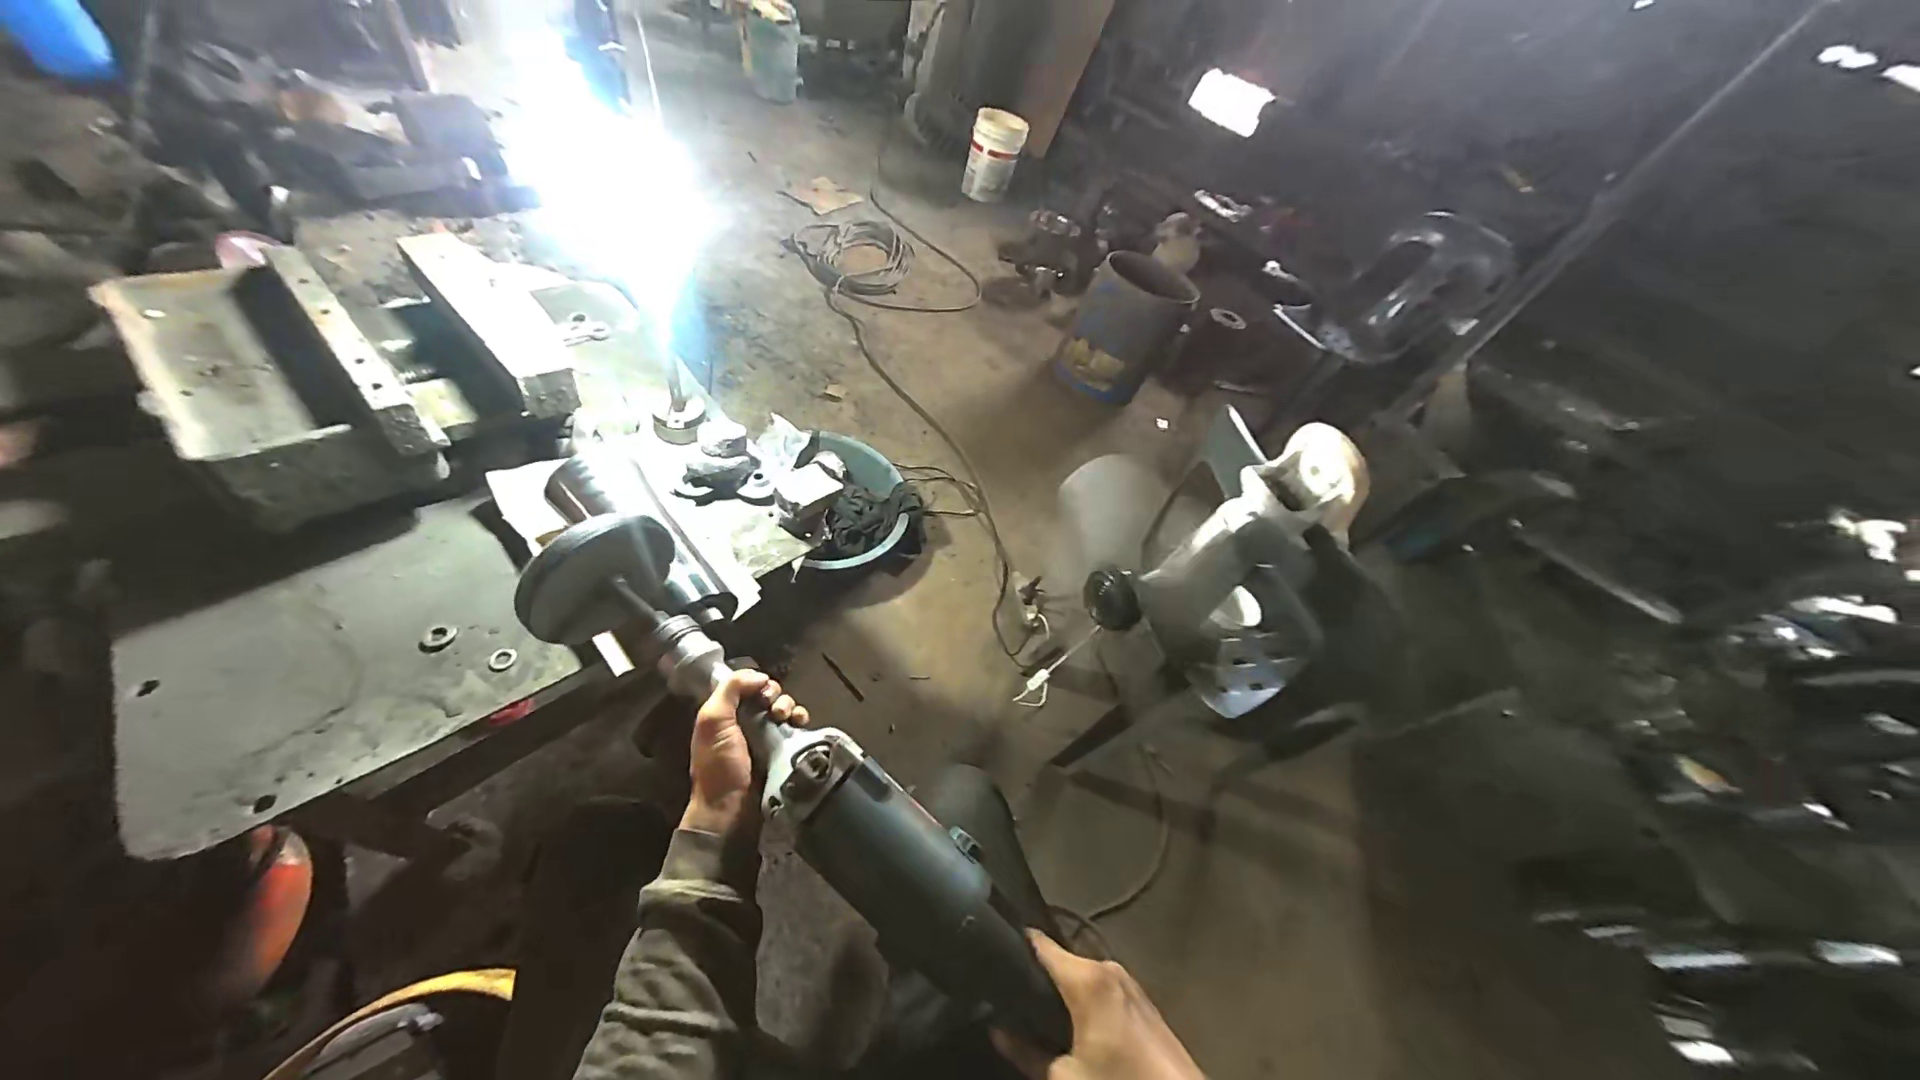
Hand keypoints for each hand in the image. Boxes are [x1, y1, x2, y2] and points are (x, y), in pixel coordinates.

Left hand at [682, 670, 807, 835]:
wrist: (732, 809)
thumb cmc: (719, 766)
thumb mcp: (713, 721)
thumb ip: (731, 690)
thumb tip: (760, 676)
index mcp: (725, 713)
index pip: (747, 685)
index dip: (757, 682)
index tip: (762, 692)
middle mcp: (746, 721)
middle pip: (769, 694)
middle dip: (776, 695)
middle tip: (773, 710)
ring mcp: (767, 736)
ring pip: (785, 708)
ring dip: (789, 706)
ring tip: (786, 719)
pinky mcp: (784, 750)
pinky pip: (797, 726)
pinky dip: (801, 719)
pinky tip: (800, 723)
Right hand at [991, 931, 1203, 1079]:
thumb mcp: (1065, 1078)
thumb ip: (1026, 1052)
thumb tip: (997, 1030)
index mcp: (1086, 977)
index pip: (1037, 942)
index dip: (1012, 945)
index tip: (992, 954)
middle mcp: (1106, 967)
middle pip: (1059, 960)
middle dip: (1036, 977)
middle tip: (1011, 998)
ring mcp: (1128, 982)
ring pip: (1081, 976)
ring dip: (1061, 992)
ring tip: (1039, 1017)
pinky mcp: (1142, 1001)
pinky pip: (1101, 989)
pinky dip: (1084, 1002)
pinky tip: (1074, 1029)